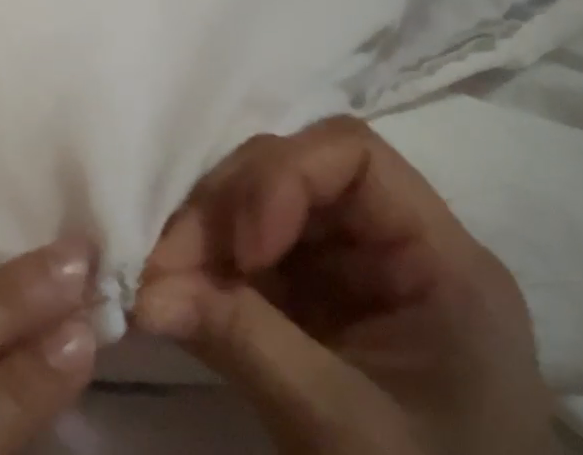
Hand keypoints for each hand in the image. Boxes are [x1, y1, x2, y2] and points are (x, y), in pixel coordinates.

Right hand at [134, 117, 556, 454]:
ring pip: (261, 212)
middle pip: (295, 174)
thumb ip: (248, 345)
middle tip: (164, 269)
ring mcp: (350, 277)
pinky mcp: (315, 308)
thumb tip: (143, 293)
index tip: (242, 250)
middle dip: (223, 212)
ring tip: (158, 289)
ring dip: (203, 240)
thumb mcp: (344, 426)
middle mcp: (392, 248)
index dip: (282, 178)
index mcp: (438, 260)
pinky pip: (249, 262)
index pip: (352, 155)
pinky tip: (175, 301)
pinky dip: (206, 274)